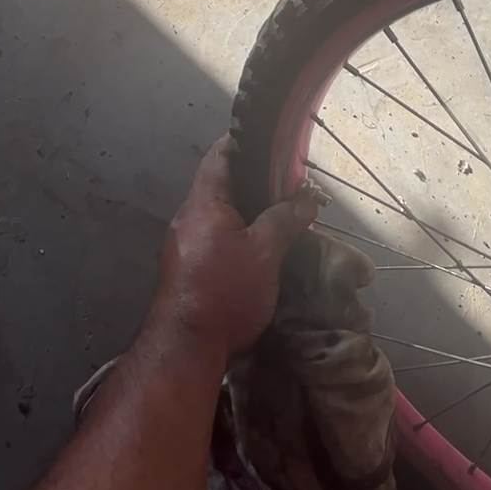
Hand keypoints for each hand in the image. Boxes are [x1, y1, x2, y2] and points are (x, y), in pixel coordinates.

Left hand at [144, 135, 321, 364]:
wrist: (187, 348)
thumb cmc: (224, 292)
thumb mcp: (264, 253)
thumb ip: (285, 220)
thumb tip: (306, 199)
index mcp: (203, 204)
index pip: (220, 157)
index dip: (244, 143)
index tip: (270, 141)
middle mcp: (188, 219)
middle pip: (220, 186)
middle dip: (254, 183)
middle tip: (287, 184)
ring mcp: (184, 246)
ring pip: (219, 215)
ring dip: (247, 212)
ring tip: (280, 216)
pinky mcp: (188, 270)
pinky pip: (215, 238)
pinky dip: (239, 234)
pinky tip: (260, 249)